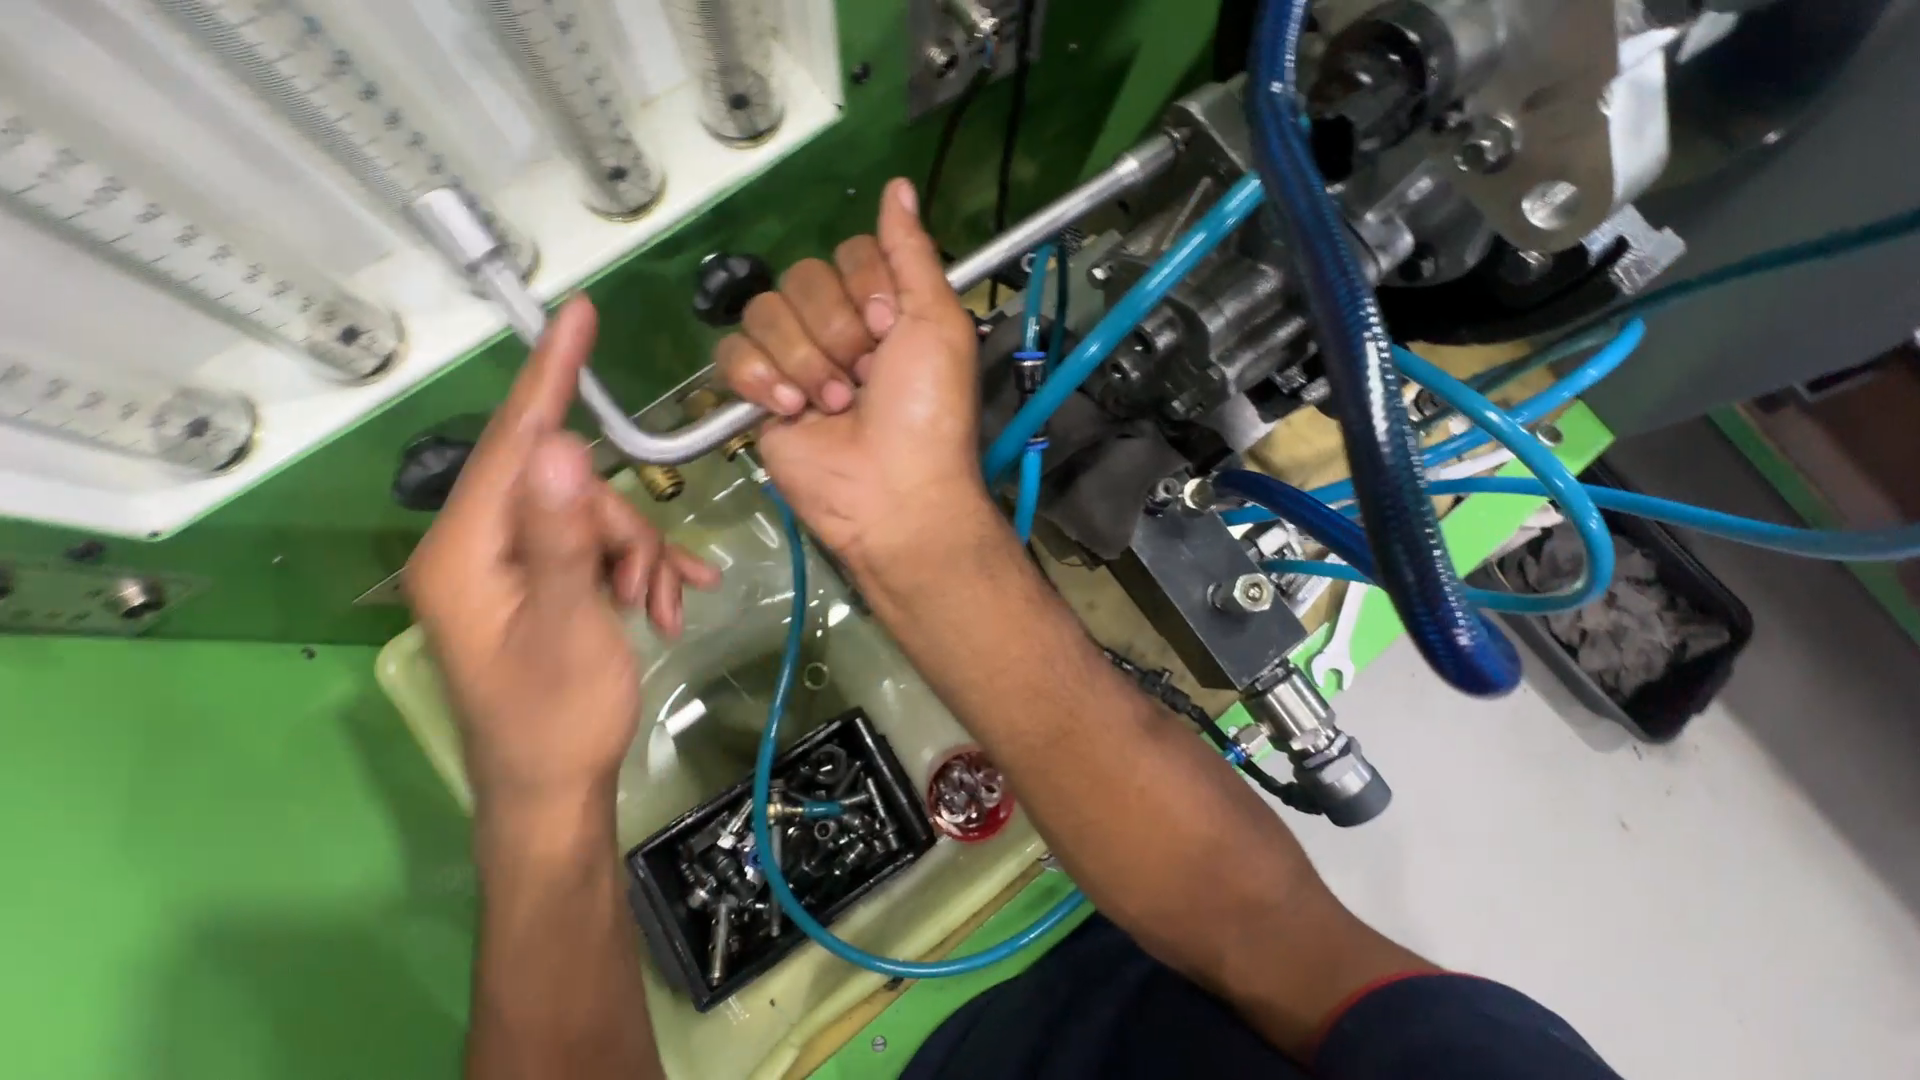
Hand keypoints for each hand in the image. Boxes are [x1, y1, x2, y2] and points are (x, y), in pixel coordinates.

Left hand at [405, 297, 720, 823]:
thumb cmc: (558, 719)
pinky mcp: (538, 586)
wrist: (554, 793)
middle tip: (655, 583)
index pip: (510, 443)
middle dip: (625, 526)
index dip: (548, 377)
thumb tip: (557, 447)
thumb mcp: (569, 626)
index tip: (578, 314)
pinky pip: (594, 549)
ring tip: (664, 606)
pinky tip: (671, 601)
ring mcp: (509, 568)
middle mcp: (478, 548)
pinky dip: (637, 569)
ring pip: (590, 518)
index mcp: (466, 551)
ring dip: (639, 555)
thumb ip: (562, 537)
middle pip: (566, 488)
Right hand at [716, 178, 997, 577]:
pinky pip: (733, 353)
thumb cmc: (926, 411)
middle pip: (803, 278)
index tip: (892, 332)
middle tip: (865, 377)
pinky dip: (760, 378)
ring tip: (834, 405)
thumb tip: (899, 185)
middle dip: (837, 331)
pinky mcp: (759, 396)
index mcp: (882, 309)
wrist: (894, 491)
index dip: (867, 289)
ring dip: (805, 361)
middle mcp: (837, 328)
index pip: (849, 254)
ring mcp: (795, 361)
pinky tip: (791, 410)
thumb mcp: (939, 323)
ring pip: (766, 313)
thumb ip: (913, 253)